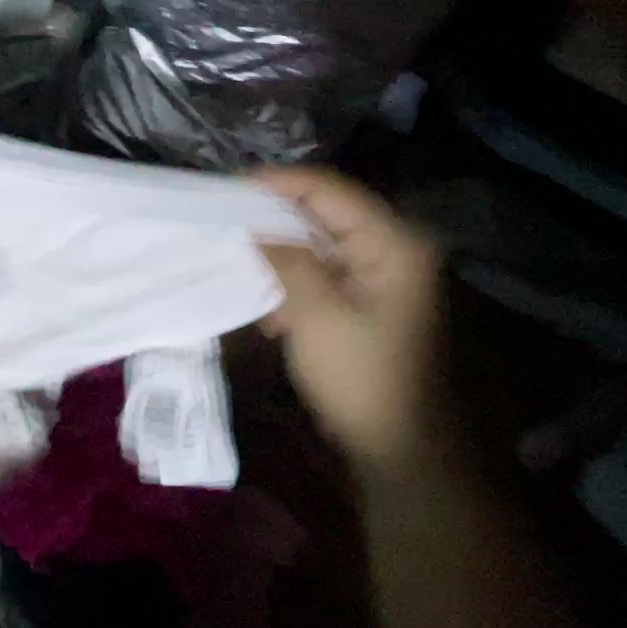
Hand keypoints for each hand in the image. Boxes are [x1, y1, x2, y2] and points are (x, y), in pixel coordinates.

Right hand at [254, 167, 445, 466]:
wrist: (399, 445)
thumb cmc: (359, 375)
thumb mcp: (315, 314)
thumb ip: (287, 260)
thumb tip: (255, 226)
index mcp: (392, 244)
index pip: (329, 190)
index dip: (278, 183)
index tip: (227, 187)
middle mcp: (394, 247)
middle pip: (326, 210)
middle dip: (276, 214)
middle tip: (227, 216)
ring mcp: (384, 273)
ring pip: (321, 239)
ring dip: (282, 247)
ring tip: (241, 255)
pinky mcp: (370, 297)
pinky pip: (325, 267)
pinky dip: (294, 273)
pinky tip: (269, 298)